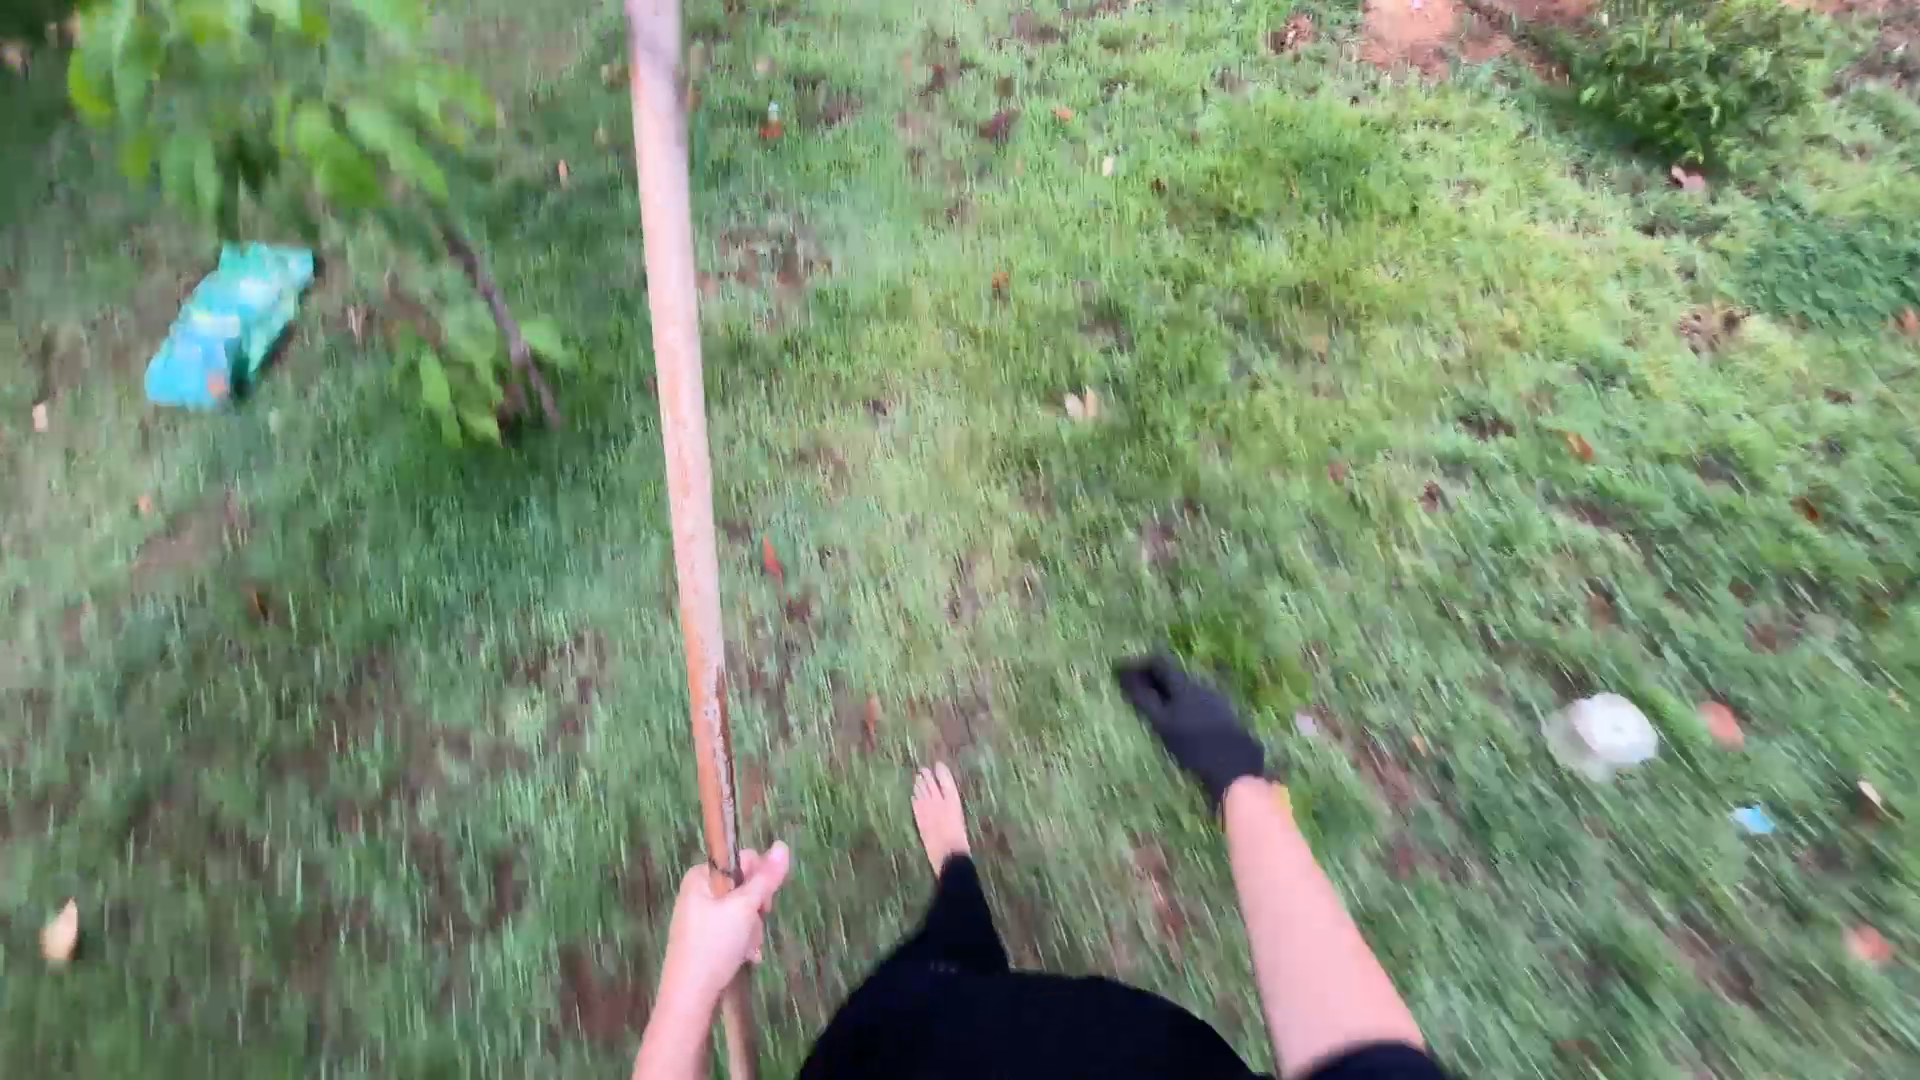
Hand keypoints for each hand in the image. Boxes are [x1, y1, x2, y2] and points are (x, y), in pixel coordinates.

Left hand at [656, 843, 791, 1010]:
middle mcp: (699, 891)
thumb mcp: (744, 907)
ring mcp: (701, 916)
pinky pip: (733, 928)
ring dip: (752, 929)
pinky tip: (746, 957)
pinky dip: (743, 941)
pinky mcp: (705, 938)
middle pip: (745, 886)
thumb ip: (766, 877)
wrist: (688, 1000)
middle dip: (755, 910)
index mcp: (701, 875)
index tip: (761, 903)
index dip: (759, 879)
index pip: (744, 860)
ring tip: (746, 949)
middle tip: (751, 928)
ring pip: (743, 910)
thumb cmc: (714, 945)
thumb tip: (782, 845)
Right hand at [1115, 655, 1265, 806]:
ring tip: (1153, 709)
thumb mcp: (1162, 722)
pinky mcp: (1225, 717)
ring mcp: (1216, 701)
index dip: (1138, 663)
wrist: (1236, 771)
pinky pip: (1197, 701)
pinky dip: (1181, 705)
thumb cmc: (1193, 747)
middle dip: (1151, 678)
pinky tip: (1178, 723)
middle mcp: (1202, 686)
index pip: (1158, 660)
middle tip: (1133, 692)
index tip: (1122, 674)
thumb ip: (1142, 697)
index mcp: (1185, 685)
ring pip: (1185, 688)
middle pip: (1173, 673)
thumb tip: (1122, 675)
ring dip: (1167, 692)